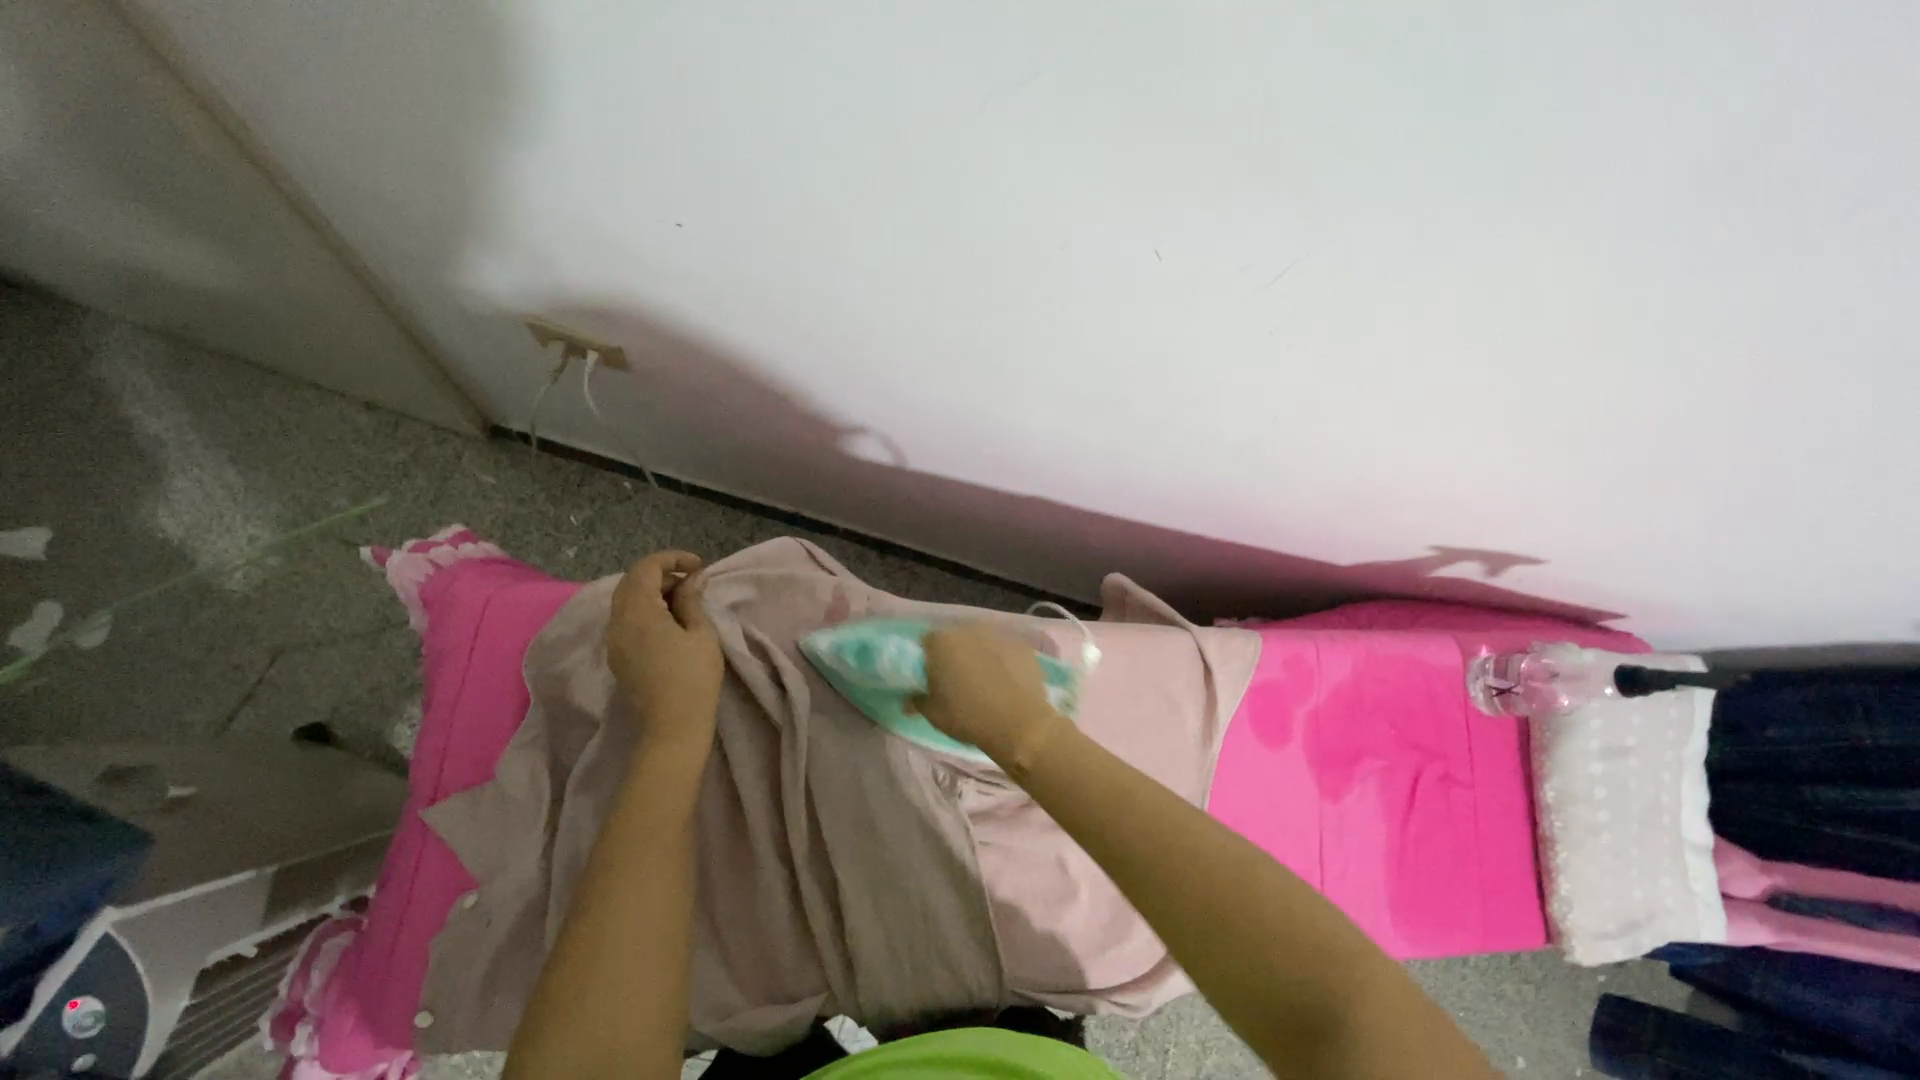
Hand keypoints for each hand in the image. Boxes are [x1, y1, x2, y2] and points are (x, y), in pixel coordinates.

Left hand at [607, 551, 723, 742]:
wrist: (672, 727)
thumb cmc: (693, 678)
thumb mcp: (701, 633)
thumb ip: (692, 600)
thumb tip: (693, 577)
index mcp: (638, 611)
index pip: (646, 568)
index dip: (672, 559)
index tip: (699, 566)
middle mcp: (617, 621)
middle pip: (631, 581)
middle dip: (661, 574)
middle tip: (692, 582)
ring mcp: (613, 640)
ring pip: (626, 600)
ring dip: (652, 592)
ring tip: (684, 601)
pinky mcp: (617, 655)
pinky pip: (625, 619)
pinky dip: (645, 609)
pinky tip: (669, 621)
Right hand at [913, 624, 1066, 770]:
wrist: (1019, 724)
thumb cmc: (969, 717)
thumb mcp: (934, 714)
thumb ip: (918, 701)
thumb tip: (910, 699)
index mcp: (941, 642)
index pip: (927, 643)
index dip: (928, 660)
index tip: (932, 679)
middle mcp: (969, 629)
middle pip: (956, 639)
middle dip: (955, 655)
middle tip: (958, 682)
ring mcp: (999, 634)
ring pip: (982, 642)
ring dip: (980, 656)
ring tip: (986, 683)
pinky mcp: (1022, 645)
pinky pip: (1006, 650)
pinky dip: (1004, 661)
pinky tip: (1008, 682)